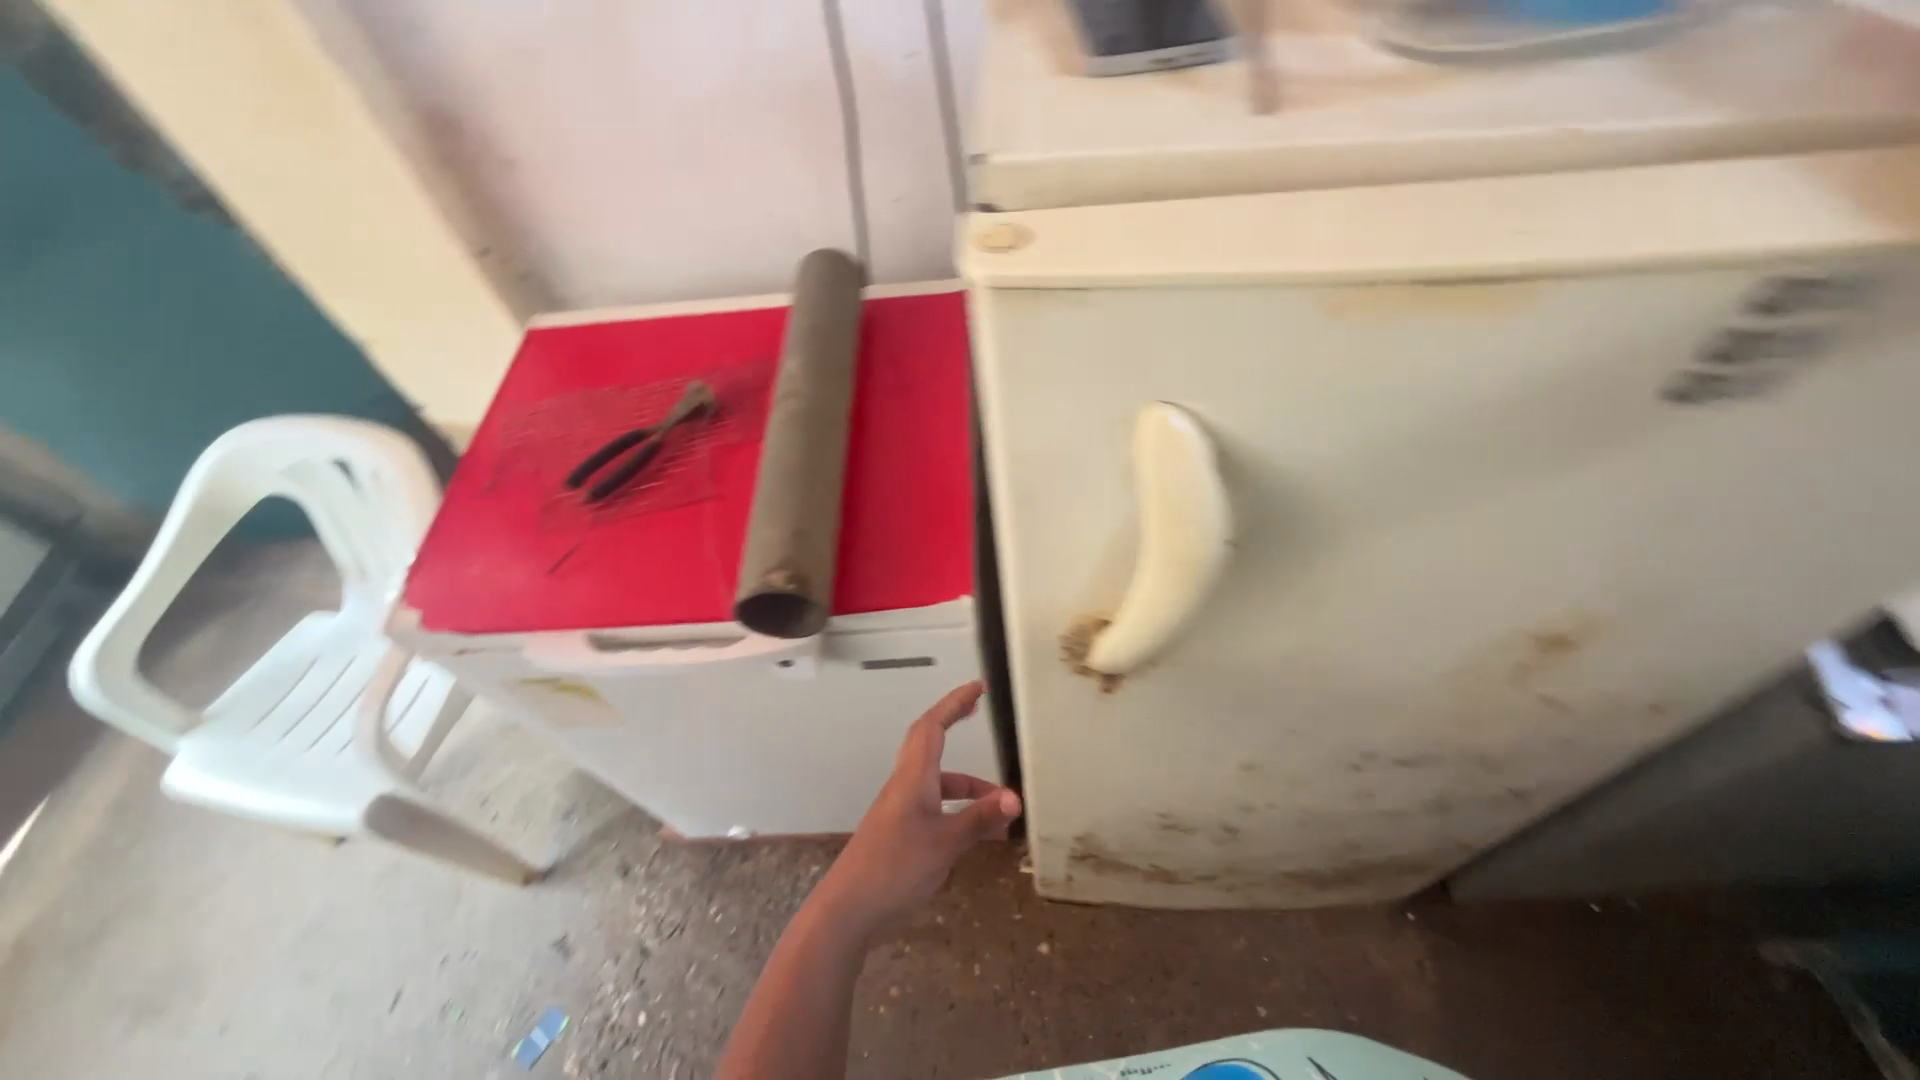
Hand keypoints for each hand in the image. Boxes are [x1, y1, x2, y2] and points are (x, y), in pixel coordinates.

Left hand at [811, 681, 1021, 941]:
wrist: (848, 909)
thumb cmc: (895, 868)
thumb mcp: (945, 844)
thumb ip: (979, 820)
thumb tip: (1015, 799)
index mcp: (913, 779)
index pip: (932, 727)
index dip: (954, 704)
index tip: (977, 688)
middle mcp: (905, 787)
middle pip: (931, 747)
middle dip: (954, 726)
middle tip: (979, 712)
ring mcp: (900, 812)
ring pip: (938, 786)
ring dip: (969, 790)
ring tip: (1002, 810)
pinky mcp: (899, 835)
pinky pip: (935, 810)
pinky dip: (958, 814)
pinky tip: (978, 838)